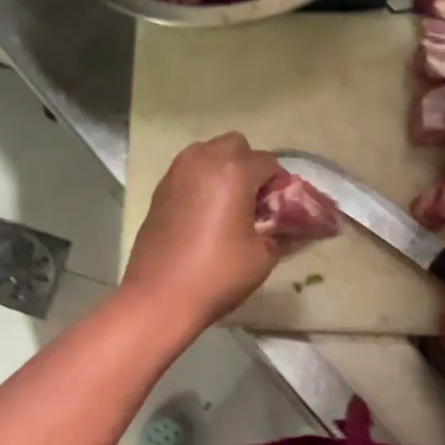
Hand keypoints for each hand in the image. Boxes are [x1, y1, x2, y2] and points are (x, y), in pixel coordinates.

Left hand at [123, 133, 282, 327]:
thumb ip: (279, 233)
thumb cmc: (217, 275)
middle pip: (236, 146)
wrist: (160, 297)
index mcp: (233, 170)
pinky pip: (187, 173)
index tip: (280, 210)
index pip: (269, 164)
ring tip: (228, 206)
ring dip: (223, 170)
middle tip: (254, 202)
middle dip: (250, 167)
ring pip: (207, 154)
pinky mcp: (159, 191)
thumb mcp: (262, 257)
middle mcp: (202, 160)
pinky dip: (201, 183)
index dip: (280, 186)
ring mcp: (176, 173)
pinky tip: (204, 215)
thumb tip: (285, 227)